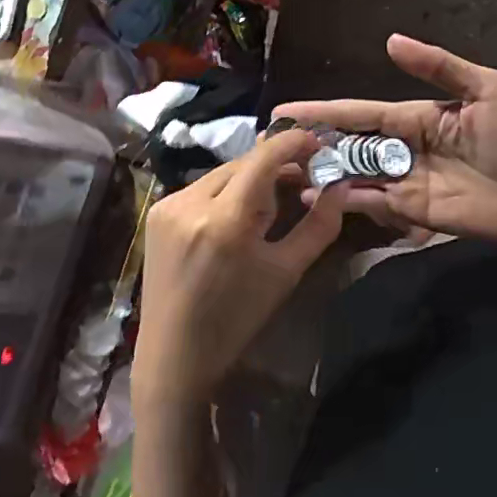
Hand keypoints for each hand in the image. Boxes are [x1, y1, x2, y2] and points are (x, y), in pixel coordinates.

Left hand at [134, 130, 345, 405]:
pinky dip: (225, 191)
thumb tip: (339, 186)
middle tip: (304, 174)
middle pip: (243, 162)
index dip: (293, 141)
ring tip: (274, 196)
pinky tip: (238, 213)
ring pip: (222, 173)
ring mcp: (168, 204)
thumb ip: (318, 225)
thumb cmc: (236, 319)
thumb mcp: (286, 273)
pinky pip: (201, 188)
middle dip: (275, 163)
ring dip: (250, 177)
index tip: (318, 142)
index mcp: (226, 219)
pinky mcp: (156, 212)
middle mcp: (191, 201)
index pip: (264, 157)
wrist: (173, 355)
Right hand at [274, 34, 496, 246]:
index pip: (360, 113)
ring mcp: (405, 182)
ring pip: (354, 175)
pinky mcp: (413, 212)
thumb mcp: (487, 89)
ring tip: (287, 173)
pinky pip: (373, 204)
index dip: (323, 112)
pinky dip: (346, 200)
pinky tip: (319, 197)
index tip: (285, 111)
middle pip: (349, 145)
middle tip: (274, 147)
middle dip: (313, 143)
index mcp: (416, 117)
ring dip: (323, 173)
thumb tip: (390, 41)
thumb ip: (439, 67)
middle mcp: (403, 149)